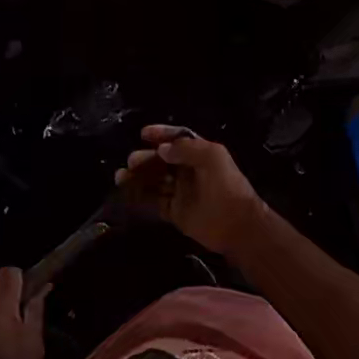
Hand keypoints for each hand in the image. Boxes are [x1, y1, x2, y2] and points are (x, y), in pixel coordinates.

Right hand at [116, 125, 265, 256]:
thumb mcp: (211, 157)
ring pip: (155, 181)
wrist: (237, 225)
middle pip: (162, 160)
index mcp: (200, 153)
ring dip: (139, 177)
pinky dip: (141, 197)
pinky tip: (128, 193)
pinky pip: (154, 201)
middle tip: (131, 161)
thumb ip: (186, 149)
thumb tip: (162, 149)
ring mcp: (181, 192)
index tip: (143, 133)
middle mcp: (188, 170)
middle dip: (146, 158)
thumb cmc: (226, 185)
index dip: (161, 134)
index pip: (177, 139)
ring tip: (121, 176)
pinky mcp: (176, 212)